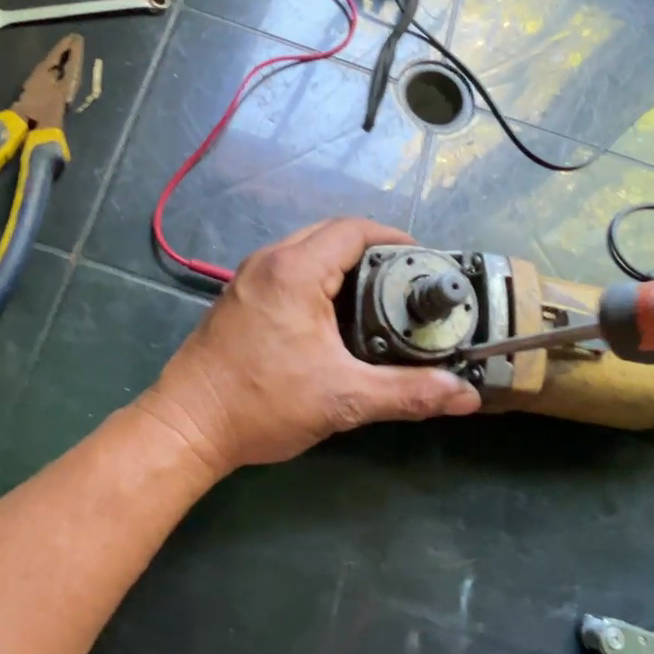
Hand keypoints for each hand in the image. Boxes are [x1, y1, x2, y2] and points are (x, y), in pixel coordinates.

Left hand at [134, 218, 480, 478]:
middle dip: (374, 251)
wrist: (187, 423)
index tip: (425, 261)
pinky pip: (289, 268)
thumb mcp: (343, 399)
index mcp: (294, 271)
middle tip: (409, 282)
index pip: (353, 230)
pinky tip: (337, 314)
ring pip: (308, 250)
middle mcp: (269, 262)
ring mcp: (249, 277)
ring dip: (344, 264)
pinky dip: (319, 277)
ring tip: (381, 297)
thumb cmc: (262, 404)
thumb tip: (465, 396)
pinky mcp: (240, 296)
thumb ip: (407, 393)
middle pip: (331, 234)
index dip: (394, 239)